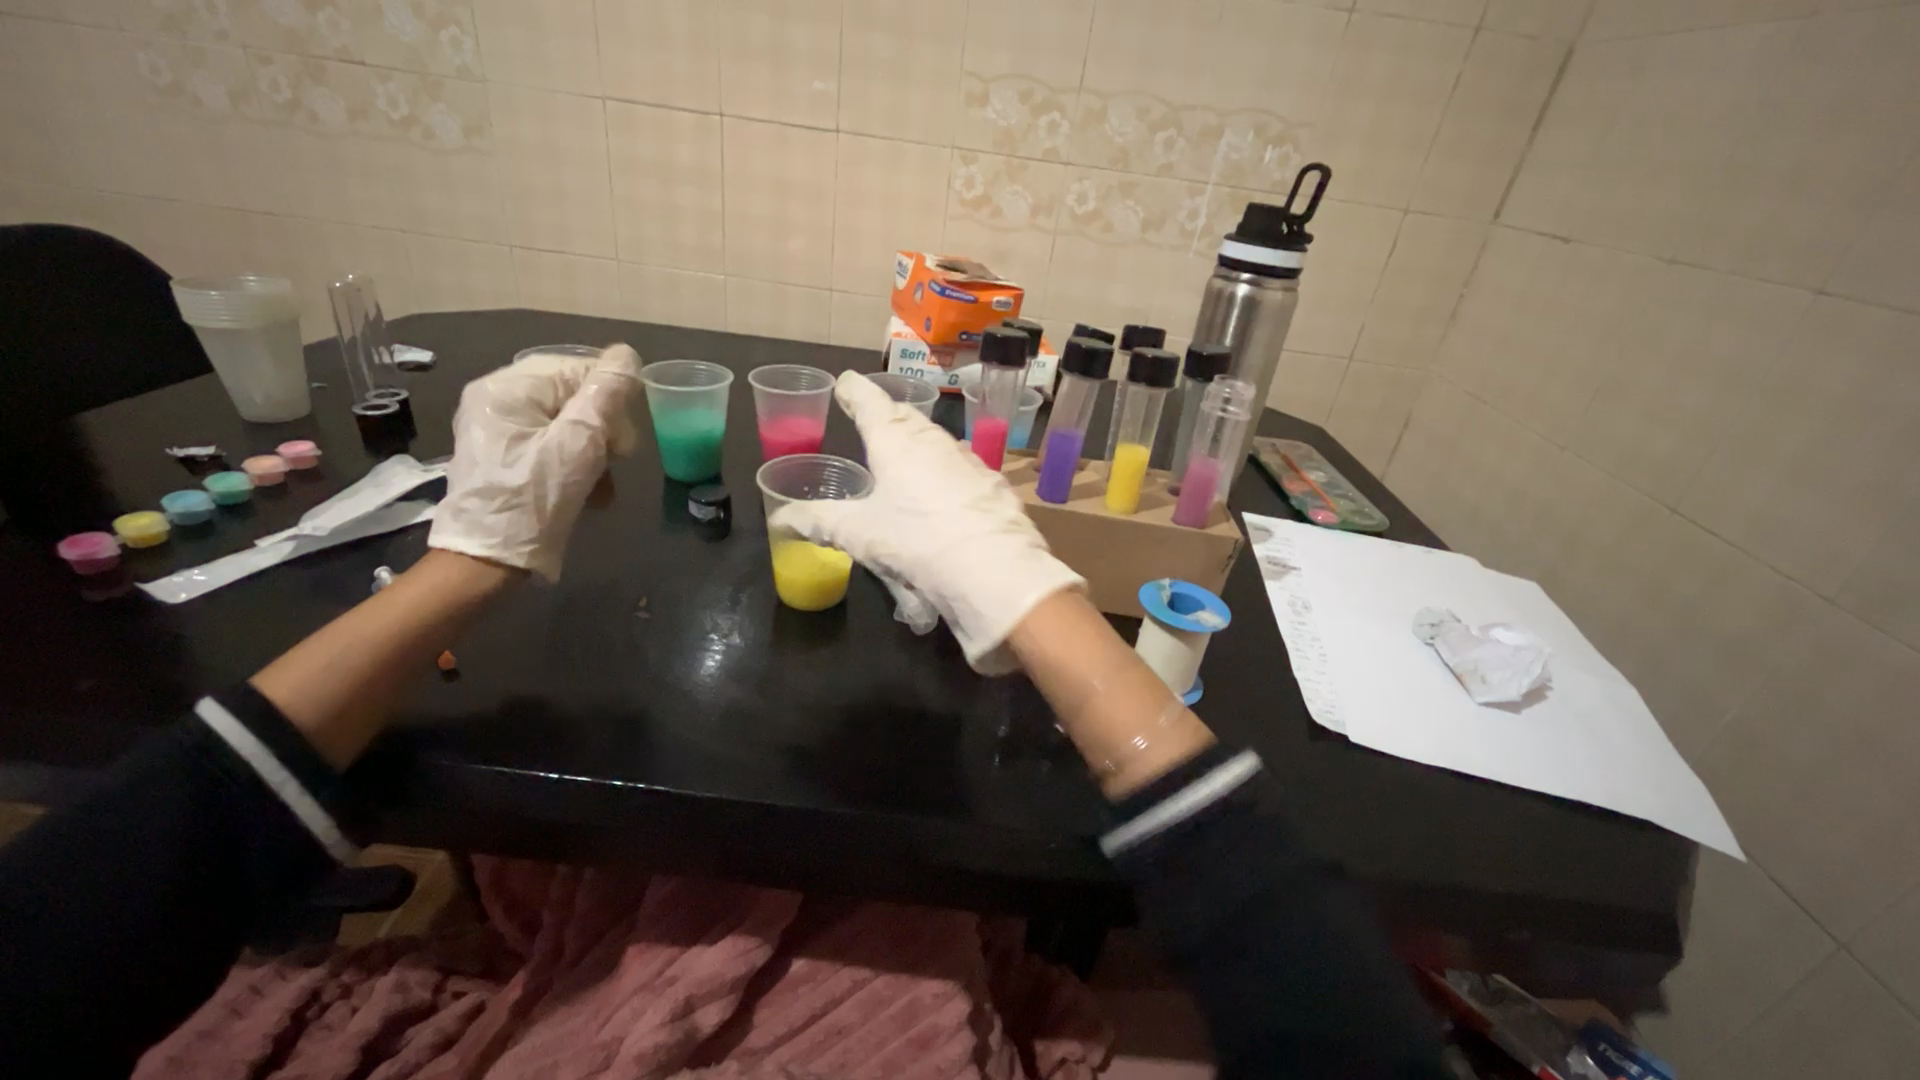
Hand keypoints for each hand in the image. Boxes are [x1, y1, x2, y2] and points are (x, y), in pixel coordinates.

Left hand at [429, 344, 640, 581]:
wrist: (487, 564)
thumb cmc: (534, 499)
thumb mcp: (580, 445)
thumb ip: (605, 395)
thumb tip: (625, 355)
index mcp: (507, 388)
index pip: (576, 369)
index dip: (611, 398)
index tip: (626, 440)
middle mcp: (496, 401)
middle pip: (571, 397)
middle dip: (603, 430)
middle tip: (617, 462)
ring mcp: (497, 432)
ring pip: (566, 425)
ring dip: (594, 454)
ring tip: (602, 486)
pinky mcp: (503, 460)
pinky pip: (551, 447)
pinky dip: (575, 467)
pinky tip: (587, 494)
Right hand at [771, 372, 1083, 672]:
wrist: (994, 570)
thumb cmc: (916, 541)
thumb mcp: (860, 535)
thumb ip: (819, 522)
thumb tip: (781, 518)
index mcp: (895, 440)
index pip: (869, 401)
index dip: (854, 391)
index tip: (845, 383)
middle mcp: (933, 440)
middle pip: (905, 417)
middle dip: (887, 416)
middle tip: (873, 420)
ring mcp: (968, 461)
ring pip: (937, 441)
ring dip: (919, 443)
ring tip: (905, 455)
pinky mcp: (992, 486)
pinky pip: (961, 468)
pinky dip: (945, 472)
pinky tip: (944, 492)